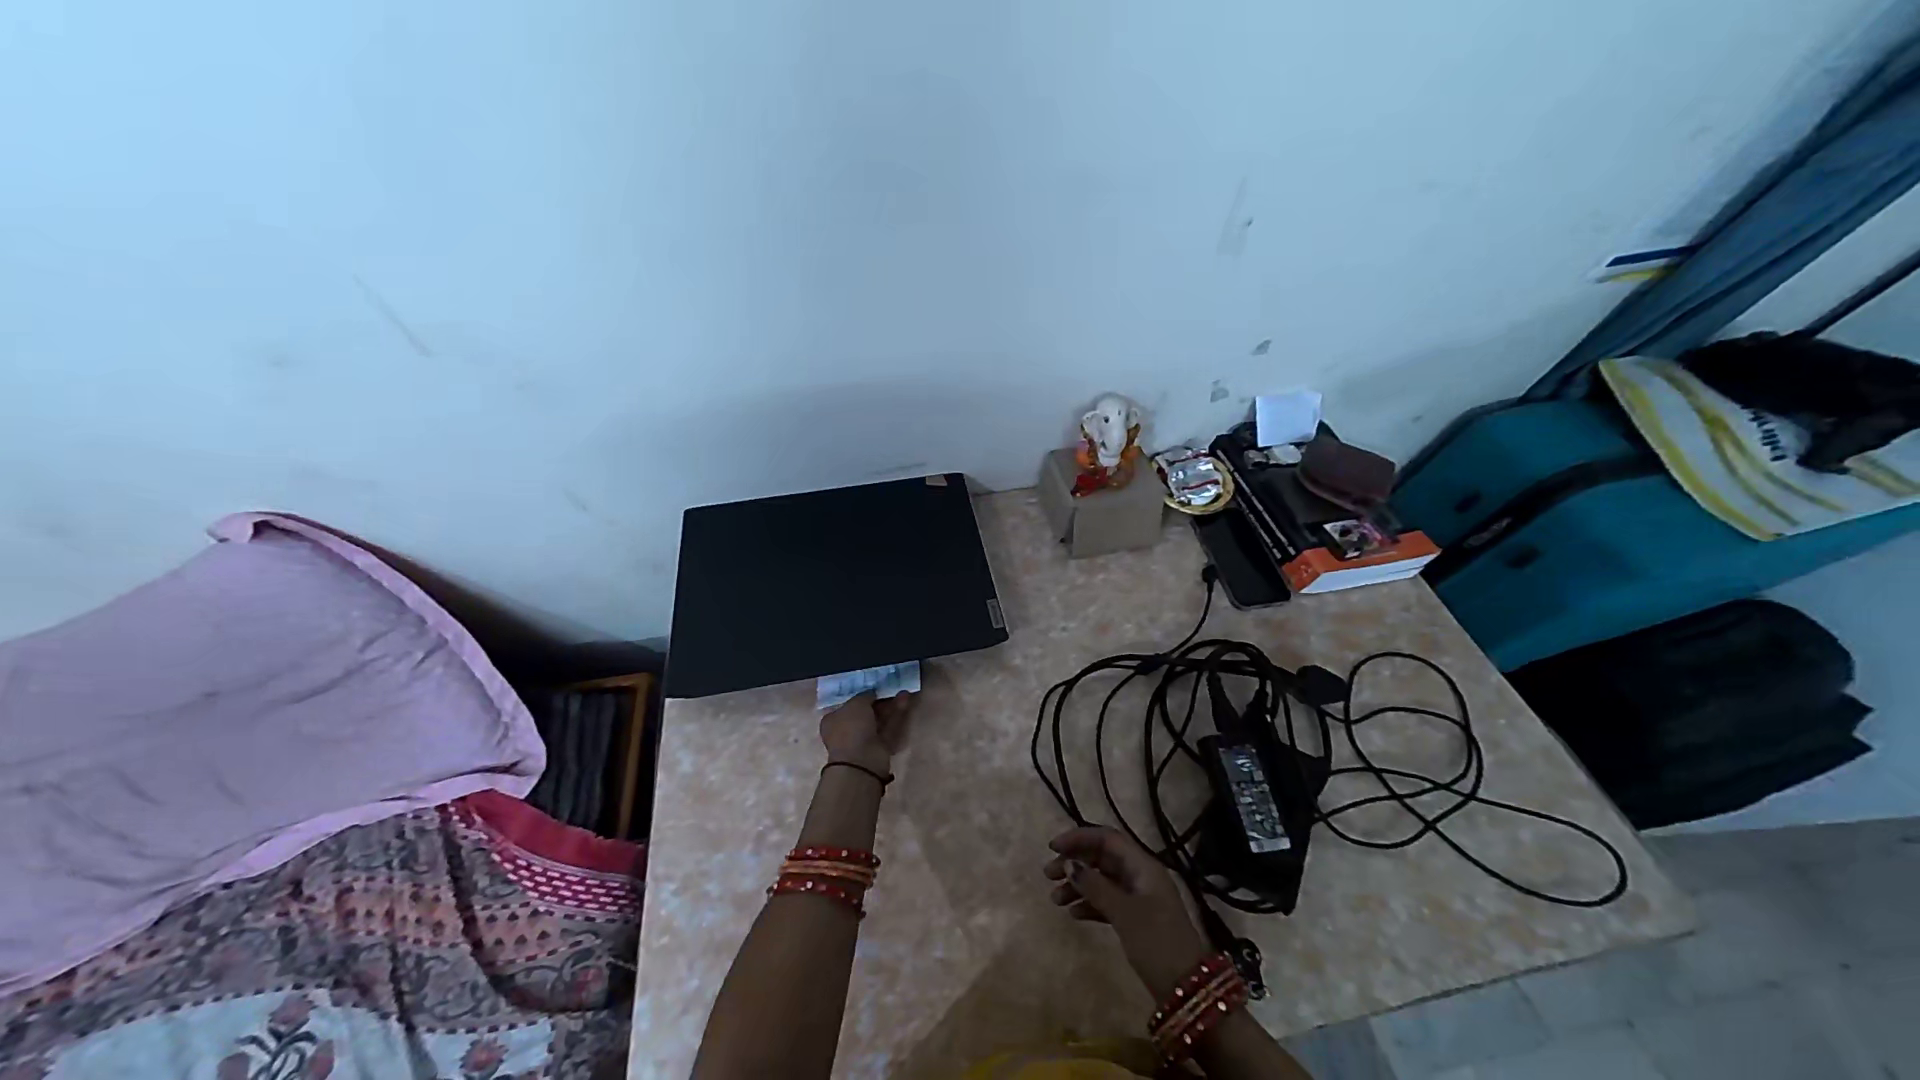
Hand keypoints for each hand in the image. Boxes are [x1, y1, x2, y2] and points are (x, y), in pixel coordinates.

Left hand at [820, 691, 913, 775]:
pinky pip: (888, 727)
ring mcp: (864, 740)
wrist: (861, 761)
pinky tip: (905, 700)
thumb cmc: (851, 728)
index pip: (846, 705)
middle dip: (878, 700)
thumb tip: (871, 693)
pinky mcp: (879, 747)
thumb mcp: (856, 703)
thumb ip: (864, 695)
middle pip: (865, 712)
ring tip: (902, 691)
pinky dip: (896, 715)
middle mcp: (847, 730)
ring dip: (890, 706)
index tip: (872, 686)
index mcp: (833, 720)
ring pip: (879, 719)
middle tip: (890, 687)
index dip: (859, 695)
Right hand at [1044, 826, 1212, 999]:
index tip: (1052, 847)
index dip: (1079, 838)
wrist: (1187, 989)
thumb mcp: (1123, 912)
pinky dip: (1090, 904)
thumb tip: (1069, 864)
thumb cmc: (1156, 942)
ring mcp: (1140, 898)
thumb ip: (1095, 886)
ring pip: (1103, 880)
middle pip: (1103, 858)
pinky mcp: (1137, 919)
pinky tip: (1074, 914)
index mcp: (1143, 866)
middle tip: (1048, 875)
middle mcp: (1141, 876)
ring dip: (1078, 885)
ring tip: (1055, 900)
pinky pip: (1108, 901)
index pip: (1107, 839)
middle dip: (1075, 862)